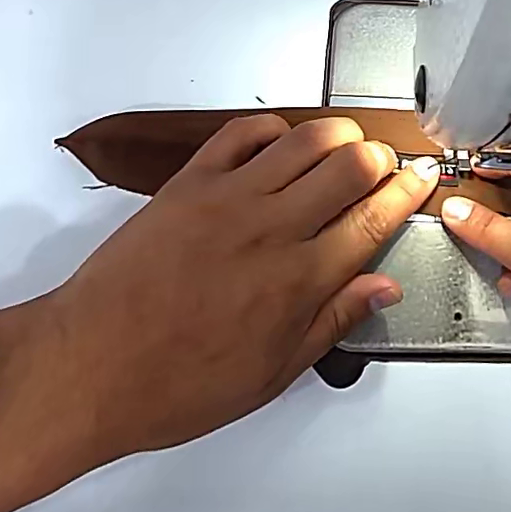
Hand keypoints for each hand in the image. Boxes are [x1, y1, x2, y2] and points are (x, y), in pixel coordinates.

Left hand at [60, 114, 439, 459]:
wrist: (88, 366)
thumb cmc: (179, 383)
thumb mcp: (272, 373)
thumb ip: (334, 320)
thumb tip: (384, 287)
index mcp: (299, 281)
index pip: (374, 220)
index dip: (407, 193)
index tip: (422, 178)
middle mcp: (273, 228)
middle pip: (351, 166)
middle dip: (381, 158)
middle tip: (384, 167)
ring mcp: (229, 197)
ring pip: (305, 139)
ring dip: (339, 134)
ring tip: (346, 145)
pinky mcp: (190, 181)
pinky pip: (242, 132)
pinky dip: (273, 128)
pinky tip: (282, 143)